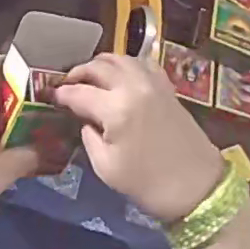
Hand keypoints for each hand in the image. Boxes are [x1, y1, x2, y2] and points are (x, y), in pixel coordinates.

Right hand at [54, 54, 224, 221]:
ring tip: (91, 77)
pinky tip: (120, 76)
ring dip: (101, 64)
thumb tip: (85, 119)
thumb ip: (89, 136)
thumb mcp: (106, 167)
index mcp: (116, 109)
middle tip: (67, 84)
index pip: (78, 92)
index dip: (61, 94)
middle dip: (78, 73)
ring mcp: (153, 84)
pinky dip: (127, 65)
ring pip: (121, 59)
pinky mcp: (167, 88)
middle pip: (98, 67)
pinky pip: (143, 64)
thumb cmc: (148, 184)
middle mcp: (134, 87)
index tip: (51, 97)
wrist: (198, 189)